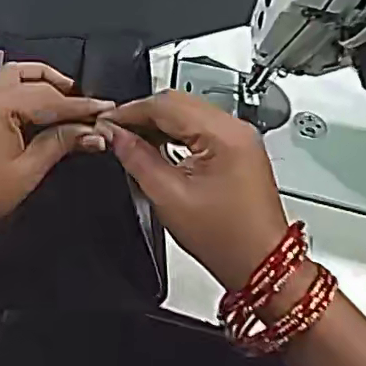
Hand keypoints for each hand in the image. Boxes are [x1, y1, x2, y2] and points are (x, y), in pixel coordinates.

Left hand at [0, 62, 112, 236]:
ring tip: (65, 95)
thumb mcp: (29, 169)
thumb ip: (60, 143)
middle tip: (90, 109)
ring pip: (14, 74)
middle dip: (66, 93)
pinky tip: (29, 95)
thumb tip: (90, 133)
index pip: (52, 99)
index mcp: (1, 106)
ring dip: (41, 79)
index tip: (105, 110)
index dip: (82, 107)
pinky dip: (16, 83)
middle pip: (35, 82)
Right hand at [99, 91, 289, 288]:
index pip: (165, 105)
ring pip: (185, 111)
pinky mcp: (235, 148)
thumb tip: (113, 133)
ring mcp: (238, 137)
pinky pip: (196, 126)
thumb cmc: (226, 238)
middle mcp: (235, 129)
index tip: (105, 121)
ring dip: (154, 122)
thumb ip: (136, 157)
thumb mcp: (167, 195)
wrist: (260, 263)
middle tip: (112, 129)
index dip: (129, 111)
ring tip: (128, 139)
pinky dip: (170, 131)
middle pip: (176, 102)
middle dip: (140, 113)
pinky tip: (153, 146)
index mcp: (224, 136)